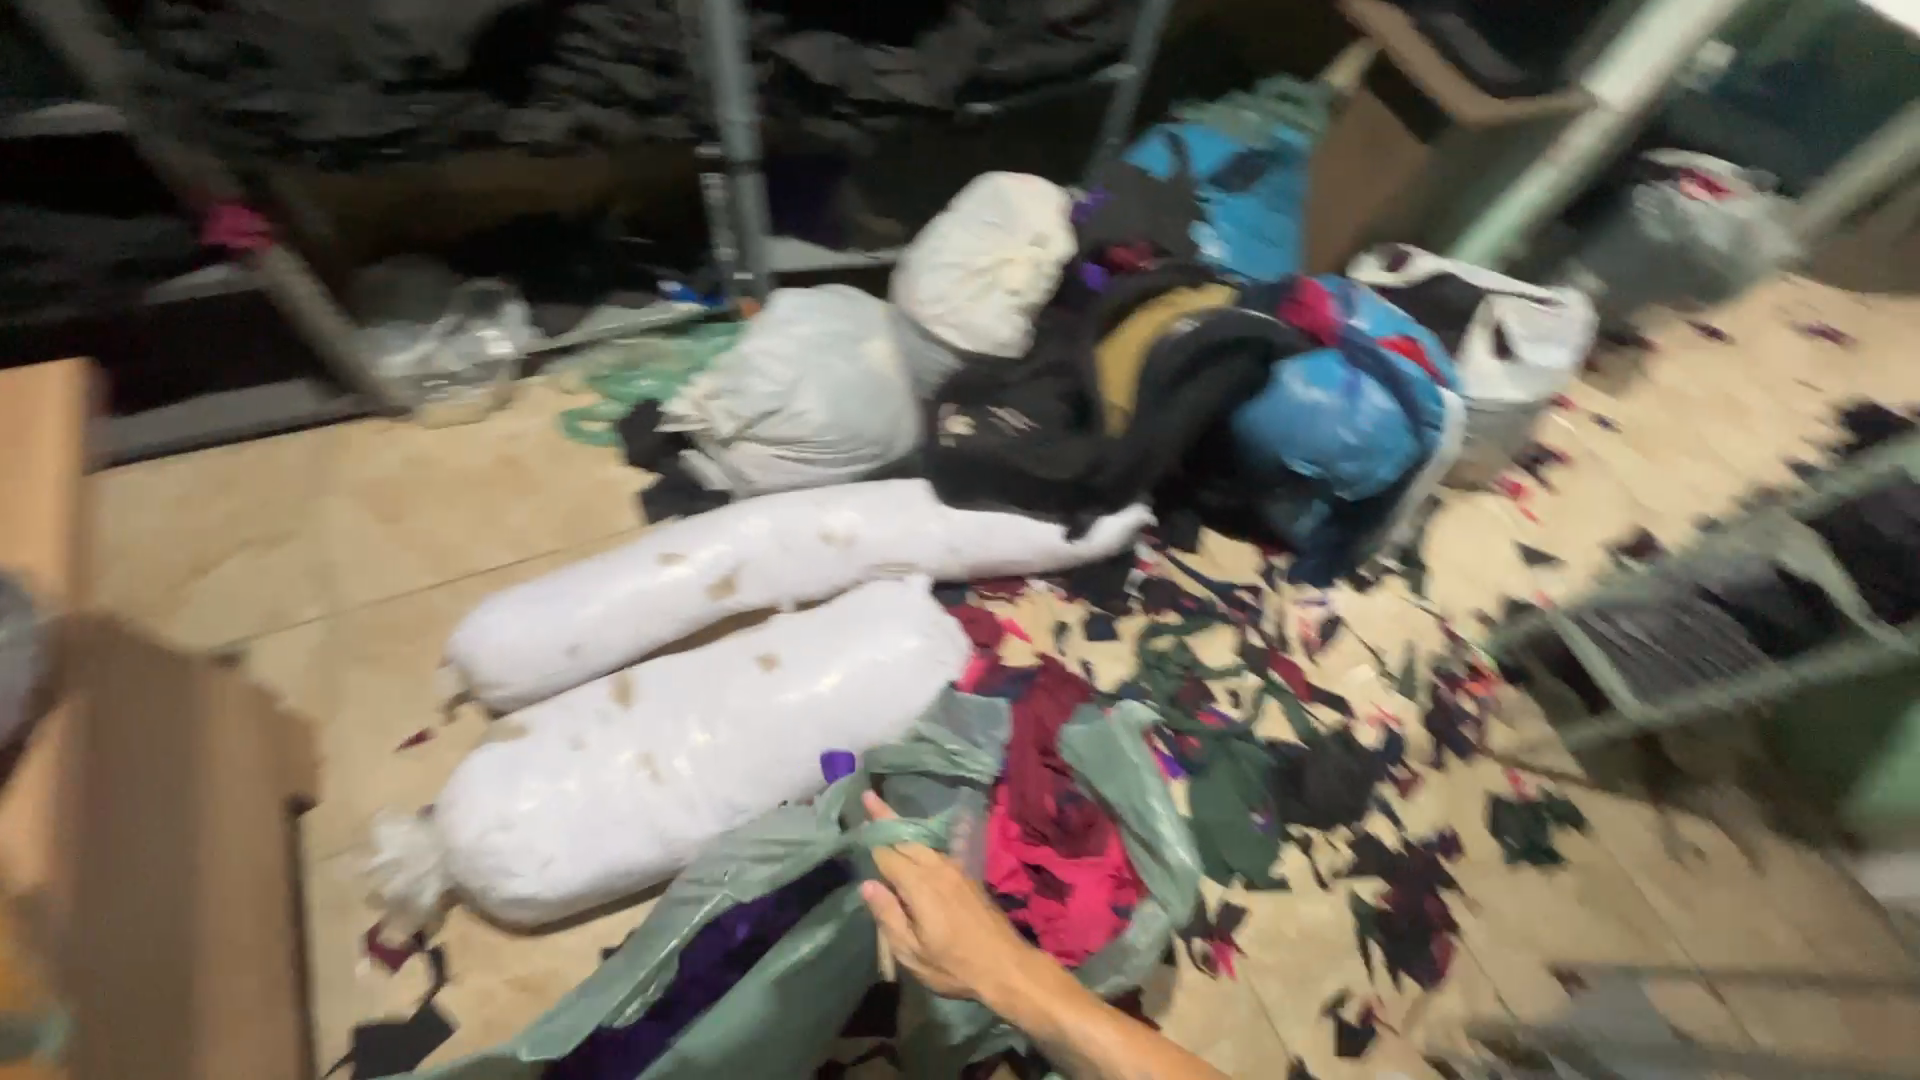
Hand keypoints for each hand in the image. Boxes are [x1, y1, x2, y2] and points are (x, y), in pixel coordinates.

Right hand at [858, 790, 1043, 1002]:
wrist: (1004, 964)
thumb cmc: (953, 965)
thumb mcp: (912, 952)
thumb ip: (888, 916)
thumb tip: (867, 884)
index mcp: (920, 885)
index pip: (888, 855)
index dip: (871, 844)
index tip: (856, 829)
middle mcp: (937, 867)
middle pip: (906, 839)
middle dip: (885, 821)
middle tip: (868, 799)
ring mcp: (955, 868)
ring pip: (922, 844)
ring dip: (903, 833)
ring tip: (885, 819)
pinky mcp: (966, 874)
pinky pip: (937, 852)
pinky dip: (920, 846)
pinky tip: (914, 849)